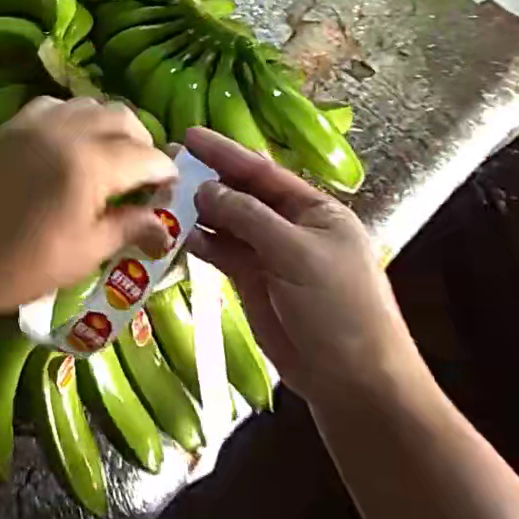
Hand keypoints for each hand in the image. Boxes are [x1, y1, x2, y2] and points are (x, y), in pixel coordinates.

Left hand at [0, 97, 178, 327]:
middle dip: (143, 143)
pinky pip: (59, 105)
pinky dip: (77, 117)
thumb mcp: (85, 252)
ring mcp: (40, 121)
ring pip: (93, 104)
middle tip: (144, 178)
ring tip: (112, 159)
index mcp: (92, 163)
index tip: (170, 193)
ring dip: (112, 126)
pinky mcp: (17, 124)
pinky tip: (74, 144)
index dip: (166, 173)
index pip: (147, 156)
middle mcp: (71, 130)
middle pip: (125, 118)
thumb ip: (129, 227)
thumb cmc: (21, 263)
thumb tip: (166, 225)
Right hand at [184, 128, 417, 405]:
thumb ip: (250, 218)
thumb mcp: (298, 254)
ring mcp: (270, 254)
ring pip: (229, 223)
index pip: (264, 172)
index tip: (191, 136)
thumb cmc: (339, 308)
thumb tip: (206, 188)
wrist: (353, 382)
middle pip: (243, 194)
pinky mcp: (253, 282)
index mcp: (314, 209)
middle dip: (209, 179)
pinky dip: (202, 243)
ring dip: (200, 211)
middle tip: (168, 165)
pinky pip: (223, 253)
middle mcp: (290, 225)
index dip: (227, 153)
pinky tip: (178, 233)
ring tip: (165, 197)